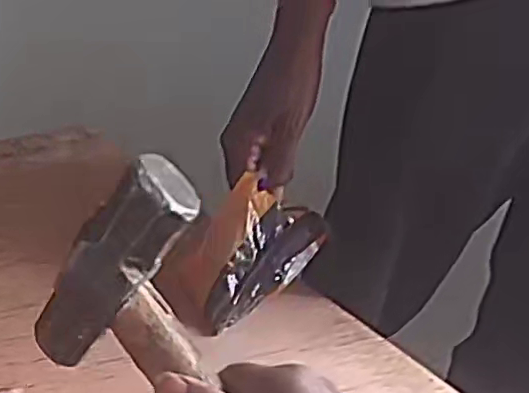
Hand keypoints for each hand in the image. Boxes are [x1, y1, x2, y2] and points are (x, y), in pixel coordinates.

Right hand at [220, 3, 328, 188]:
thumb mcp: (291, 131)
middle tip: (275, 198)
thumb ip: (280, 167)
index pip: (237, 189)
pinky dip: (266, 157)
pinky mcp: (250, 121)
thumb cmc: (292, 76)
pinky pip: (254, 150)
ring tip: (281, 173)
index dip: (251, 204)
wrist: (296, 42)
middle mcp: (232, 140)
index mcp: (236, 145)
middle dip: (258, 188)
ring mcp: (239, 130)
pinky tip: (281, 153)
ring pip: (249, 165)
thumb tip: (274, 193)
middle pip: (241, 179)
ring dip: (264, 173)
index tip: (261, 215)